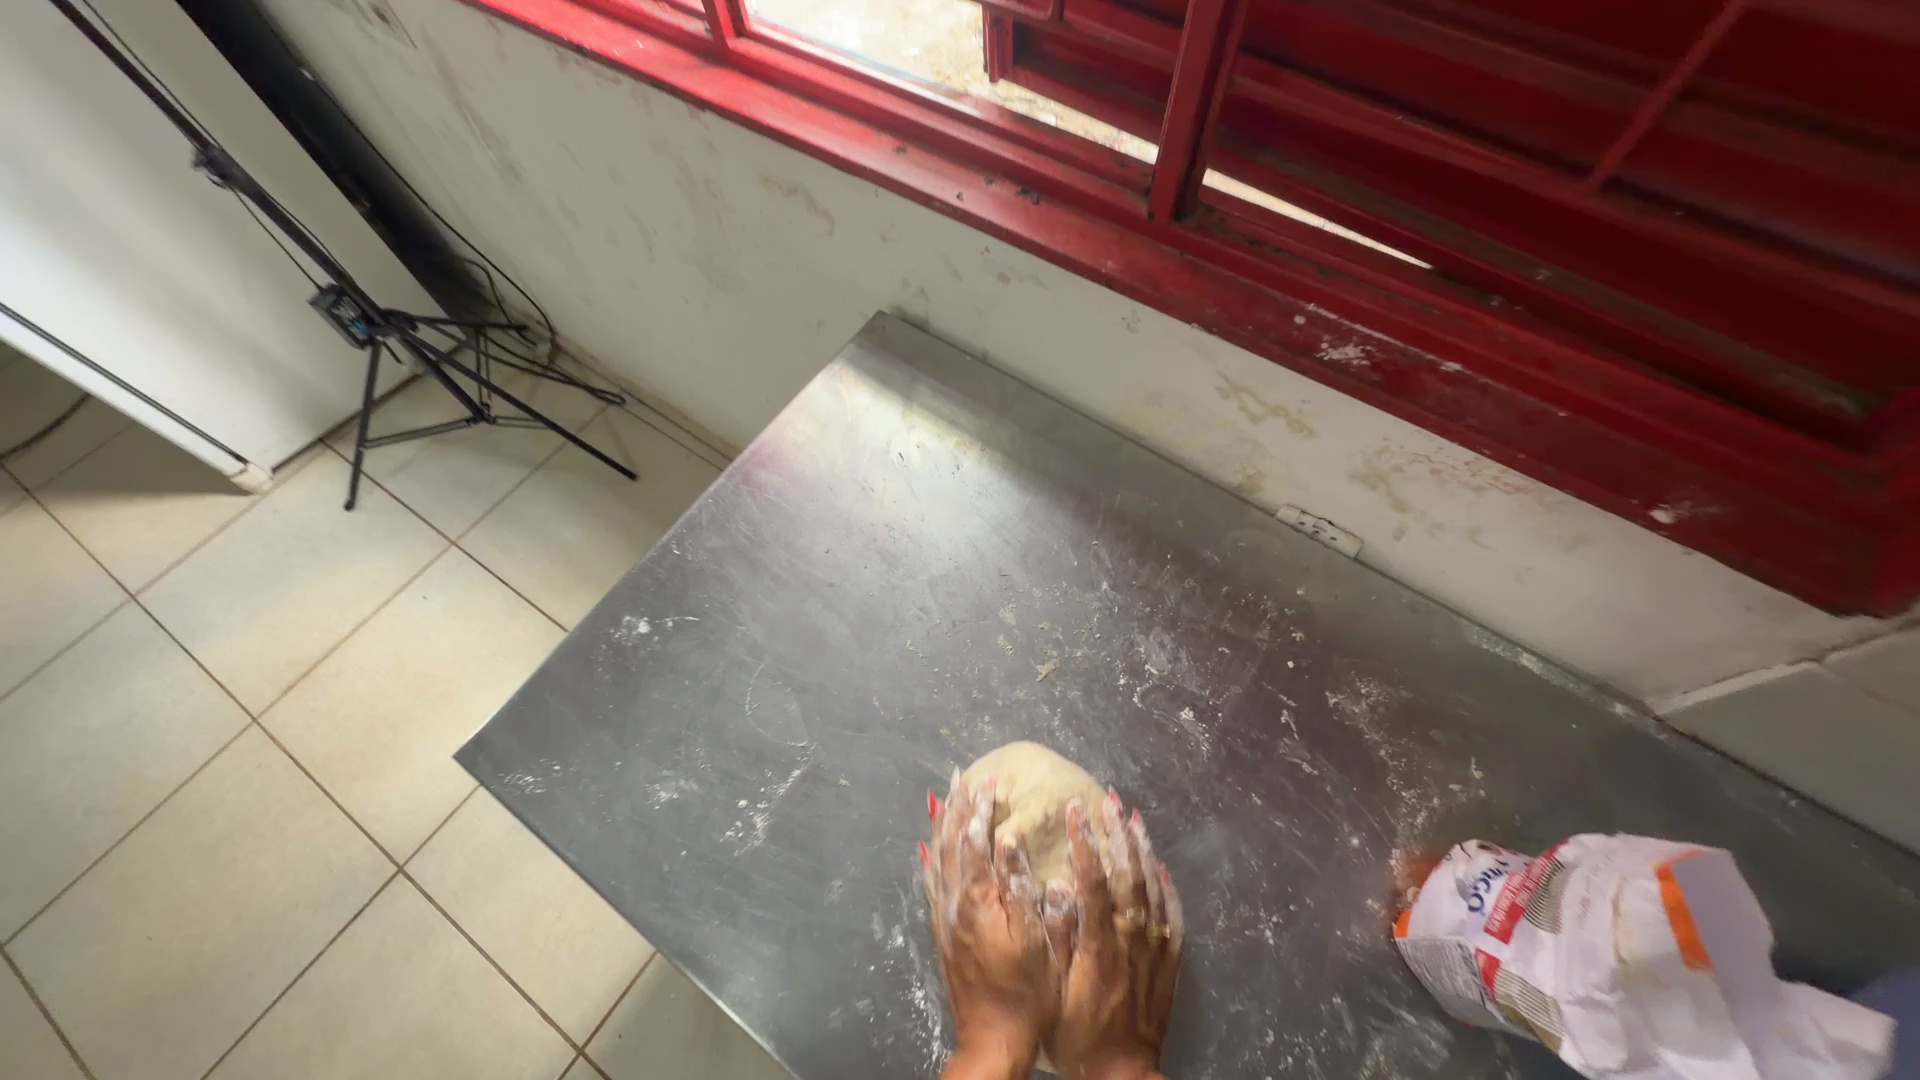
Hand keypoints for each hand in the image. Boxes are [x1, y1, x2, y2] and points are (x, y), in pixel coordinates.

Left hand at [923, 770, 1055, 1078]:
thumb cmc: (1027, 990)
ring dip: (941, 824)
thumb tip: (1010, 839)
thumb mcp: (1037, 938)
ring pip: (937, 858)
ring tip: (943, 797)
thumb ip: (1020, 885)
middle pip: (950, 842)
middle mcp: (955, 902)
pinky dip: (930, 857)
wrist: (992, 1036)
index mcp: (980, 900)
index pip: (975, 840)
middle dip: (957, 807)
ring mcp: (945, 916)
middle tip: (961, 777)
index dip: (981, 808)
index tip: (988, 780)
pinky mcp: (942, 930)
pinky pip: (931, 882)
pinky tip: (928, 846)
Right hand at [1042, 793, 1183, 1079]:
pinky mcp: (1170, 962)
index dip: (1086, 842)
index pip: (1094, 880)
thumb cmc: (1077, 1035)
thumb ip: (1057, 938)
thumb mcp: (1055, 991)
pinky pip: (1173, 915)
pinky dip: (1167, 885)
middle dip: (1117, 833)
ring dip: (1142, 849)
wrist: (1123, 1076)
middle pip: (1128, 874)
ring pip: (1152, 887)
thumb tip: (1056, 887)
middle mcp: (1132, 939)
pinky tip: (1159, 863)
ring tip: (1132, 816)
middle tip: (1107, 799)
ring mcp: (1155, 948)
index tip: (1075, 809)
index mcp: (1100, 944)